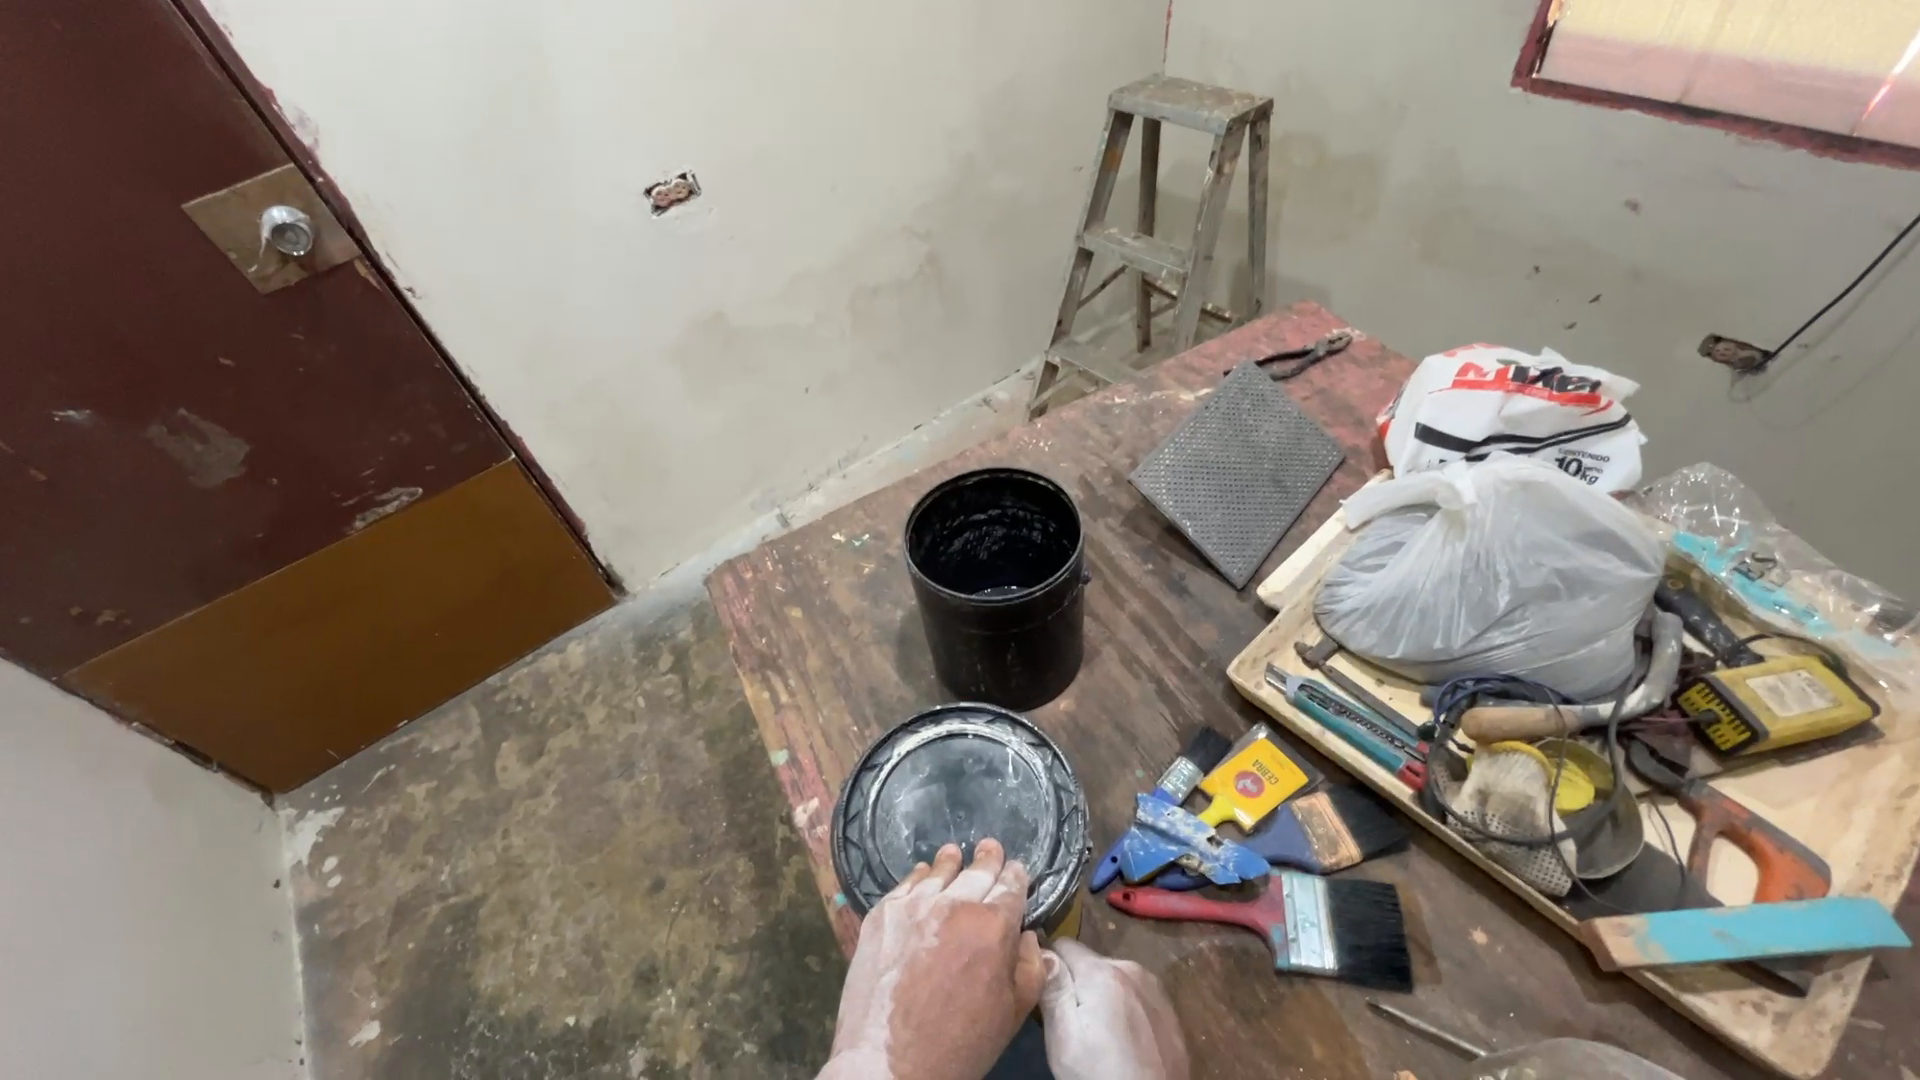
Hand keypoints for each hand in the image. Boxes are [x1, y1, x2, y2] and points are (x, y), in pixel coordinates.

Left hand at [821, 839, 1044, 1079]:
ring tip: (954, 853)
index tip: (1017, 870)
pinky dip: (919, 876)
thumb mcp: (1013, 1014)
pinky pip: (907, 882)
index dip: (1017, 875)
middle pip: (978, 869)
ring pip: (940, 869)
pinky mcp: (883, 912)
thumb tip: (1027, 936)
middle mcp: (956, 903)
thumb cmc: (961, 1044)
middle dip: (989, 859)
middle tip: (990, 848)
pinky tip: (923, 874)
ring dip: (953, 862)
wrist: (889, 1063)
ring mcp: (915, 904)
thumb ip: (1029, 967)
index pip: (1012, 885)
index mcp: (994, 926)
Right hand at [1039, 939, 1188, 1079]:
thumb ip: (1053, 989)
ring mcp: (1154, 987)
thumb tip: (1041, 949)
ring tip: (1103, 1037)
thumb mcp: (1064, 1039)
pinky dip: (1127, 1009)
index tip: (1050, 997)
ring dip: (1104, 996)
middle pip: (1090, 962)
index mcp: (1103, 971)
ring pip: (1114, 978)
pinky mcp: (1169, 1008)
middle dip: (1079, 985)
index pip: (1063, 945)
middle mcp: (1131, 967)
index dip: (1052, 968)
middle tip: (1077, 1026)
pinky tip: (1127, 1041)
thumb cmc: (1101, 1075)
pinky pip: (1136, 995)